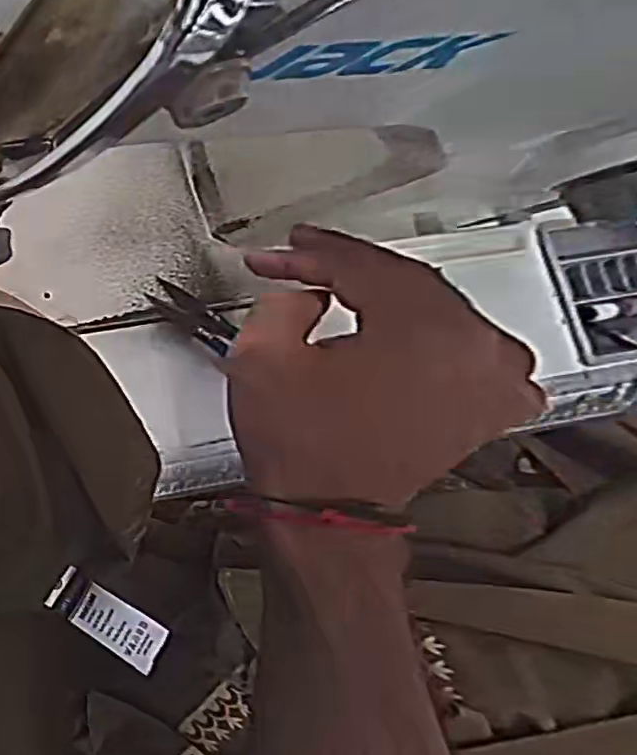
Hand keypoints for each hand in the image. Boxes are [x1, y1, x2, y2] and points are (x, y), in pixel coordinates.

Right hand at [228, 225, 544, 508]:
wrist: (325, 503)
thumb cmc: (299, 442)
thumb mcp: (259, 358)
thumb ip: (282, 305)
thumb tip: (303, 293)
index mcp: (427, 331)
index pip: (366, 267)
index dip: (312, 253)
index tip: (280, 251)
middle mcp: (480, 349)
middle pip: (408, 284)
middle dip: (345, 270)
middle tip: (300, 259)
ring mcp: (495, 378)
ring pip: (434, 312)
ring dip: (380, 298)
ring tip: (336, 289)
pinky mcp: (490, 401)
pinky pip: (457, 346)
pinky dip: (415, 332)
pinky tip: (388, 330)